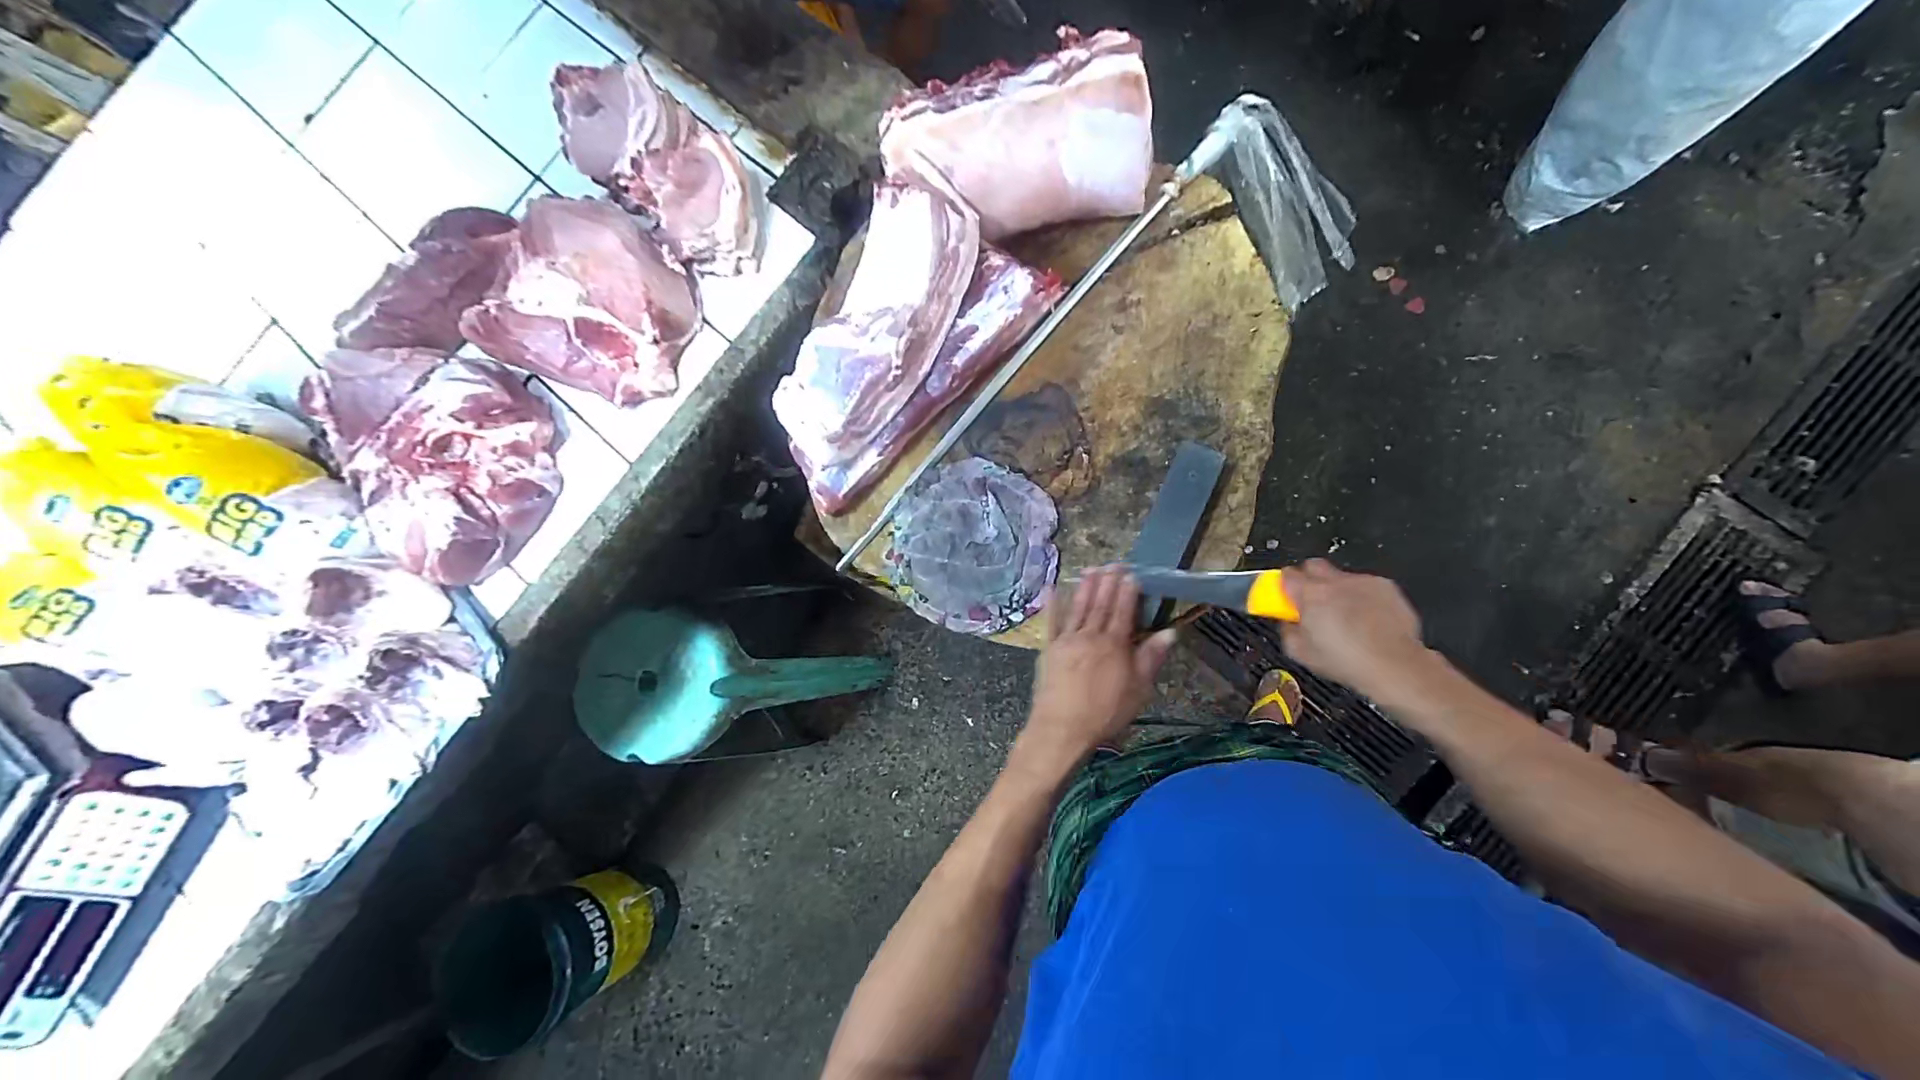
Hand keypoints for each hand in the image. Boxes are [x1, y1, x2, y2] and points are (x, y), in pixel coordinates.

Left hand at [1019, 566, 1176, 771]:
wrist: (1063, 727)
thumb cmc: (1105, 713)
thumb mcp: (1138, 690)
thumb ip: (1151, 658)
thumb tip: (1169, 632)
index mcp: (1114, 645)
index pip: (1123, 611)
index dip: (1128, 591)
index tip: (1131, 573)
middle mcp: (1090, 636)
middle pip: (1100, 604)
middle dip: (1107, 582)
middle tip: (1112, 563)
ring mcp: (1067, 640)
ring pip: (1078, 607)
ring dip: (1085, 586)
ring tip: (1090, 569)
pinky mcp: (1049, 649)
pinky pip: (1052, 621)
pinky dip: (1054, 604)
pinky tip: (1054, 589)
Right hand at [1278, 559, 1438, 703]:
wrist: (1394, 665)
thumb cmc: (1350, 661)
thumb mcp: (1301, 652)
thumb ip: (1288, 629)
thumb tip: (1287, 622)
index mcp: (1310, 594)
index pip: (1286, 575)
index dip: (1283, 586)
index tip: (1285, 598)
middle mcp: (1335, 582)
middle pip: (1312, 566)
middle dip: (1308, 580)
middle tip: (1310, 602)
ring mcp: (1361, 582)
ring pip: (1340, 577)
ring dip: (1337, 591)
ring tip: (1344, 617)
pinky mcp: (1384, 587)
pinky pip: (1365, 585)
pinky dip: (1361, 597)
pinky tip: (1364, 619)